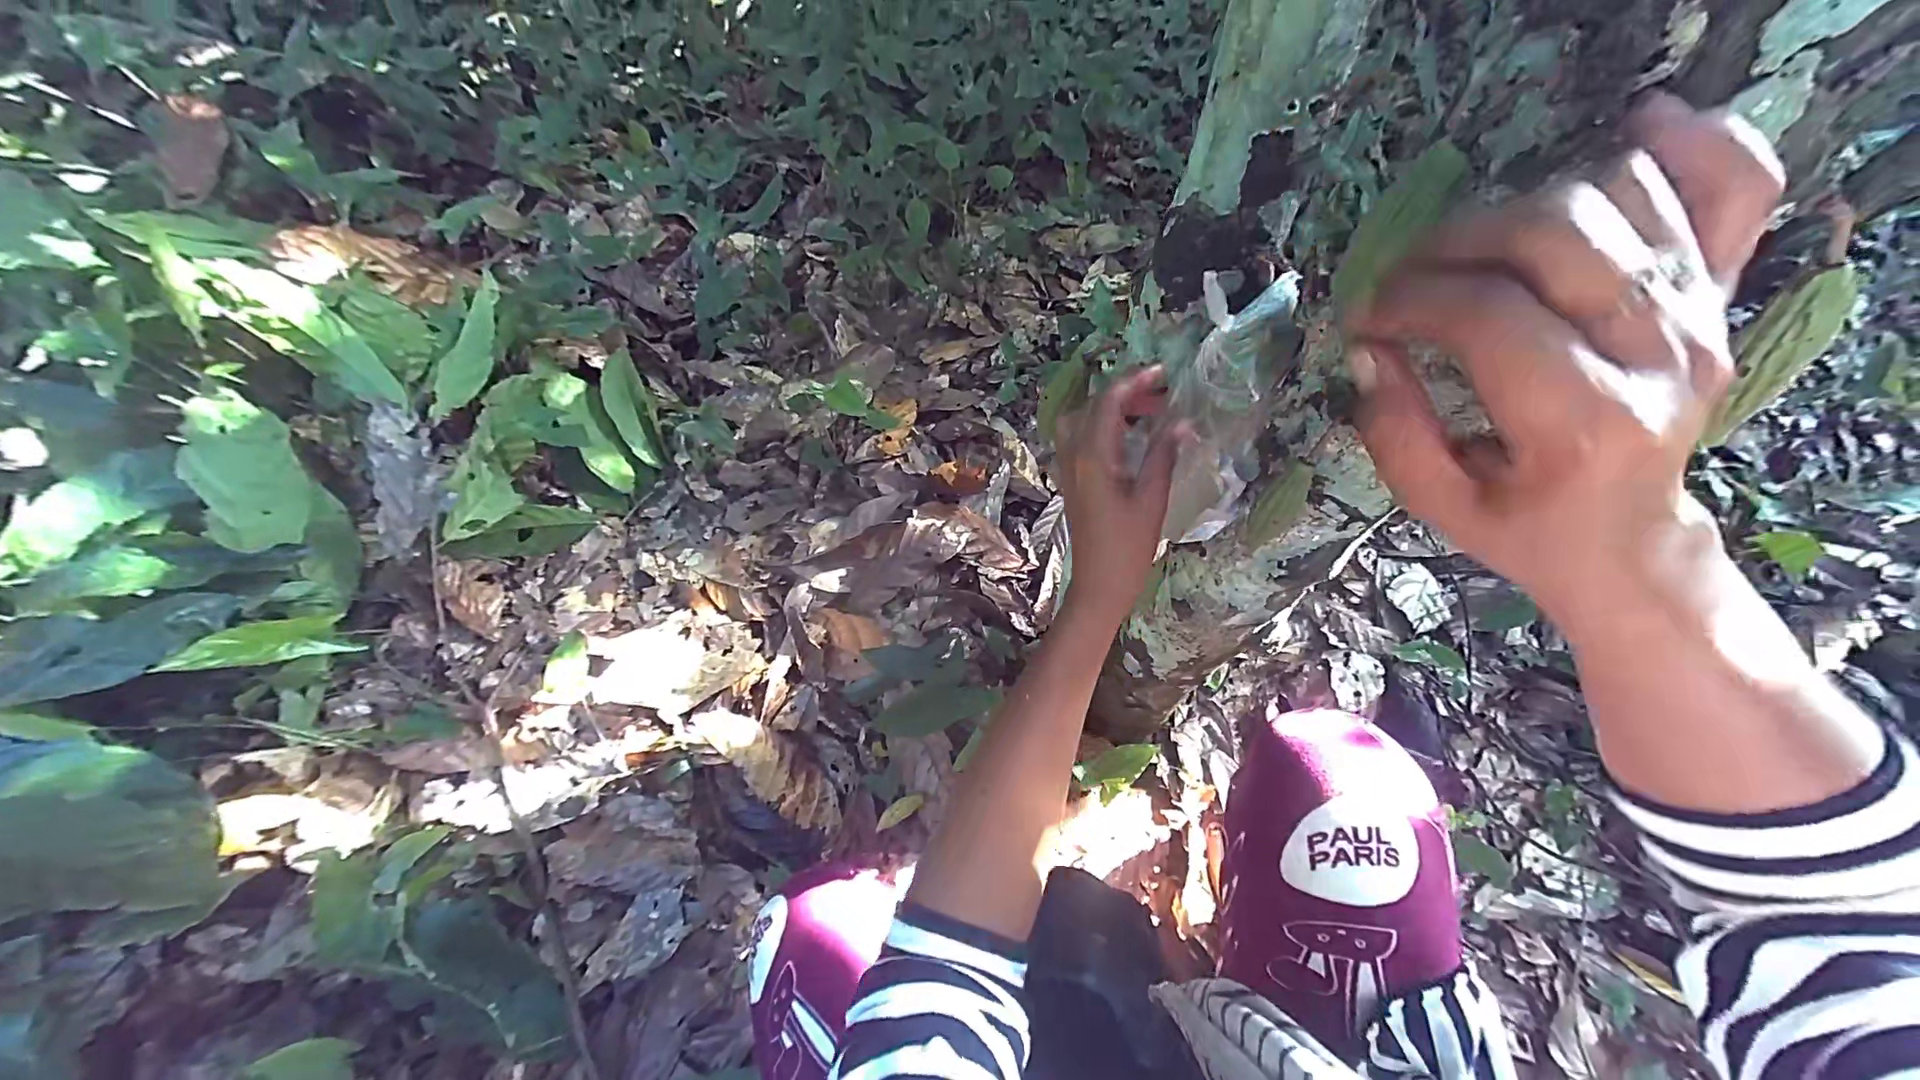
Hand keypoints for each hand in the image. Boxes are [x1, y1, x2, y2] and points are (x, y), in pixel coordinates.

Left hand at [1054, 366, 1190, 627]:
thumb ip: (1163, 455)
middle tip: (1162, 397)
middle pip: (1092, 407)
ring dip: (1112, 410)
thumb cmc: (1128, 546)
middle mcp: (1073, 456)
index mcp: (1092, 457)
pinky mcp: (1070, 480)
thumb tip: (1182, 421)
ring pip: (1082, 421)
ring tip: (1148, 414)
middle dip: (1125, 394)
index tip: (1163, 372)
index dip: (1134, 381)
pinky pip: (1079, 439)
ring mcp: (1067, 468)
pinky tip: (1129, 437)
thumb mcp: (1152, 498)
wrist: (1099, 583)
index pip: (1108, 402)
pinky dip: (1102, 427)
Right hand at [1346, 94, 1783, 626]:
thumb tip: (1366, 352)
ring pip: (1615, 198)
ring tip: (1462, 255)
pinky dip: (1687, 144)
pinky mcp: (1720, 296)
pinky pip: (1734, 186)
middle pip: (1549, 237)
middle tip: (1400, 281)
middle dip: (1447, 247)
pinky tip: (1628, 132)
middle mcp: (1658, 353)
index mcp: (1582, 421)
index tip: (1364, 318)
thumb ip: (1394, 433)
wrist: (1629, 542)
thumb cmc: (1523, 529)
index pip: (1487, 316)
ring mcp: (1702, 315)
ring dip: (1515, 210)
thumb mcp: (1436, 504)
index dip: (1409, 302)